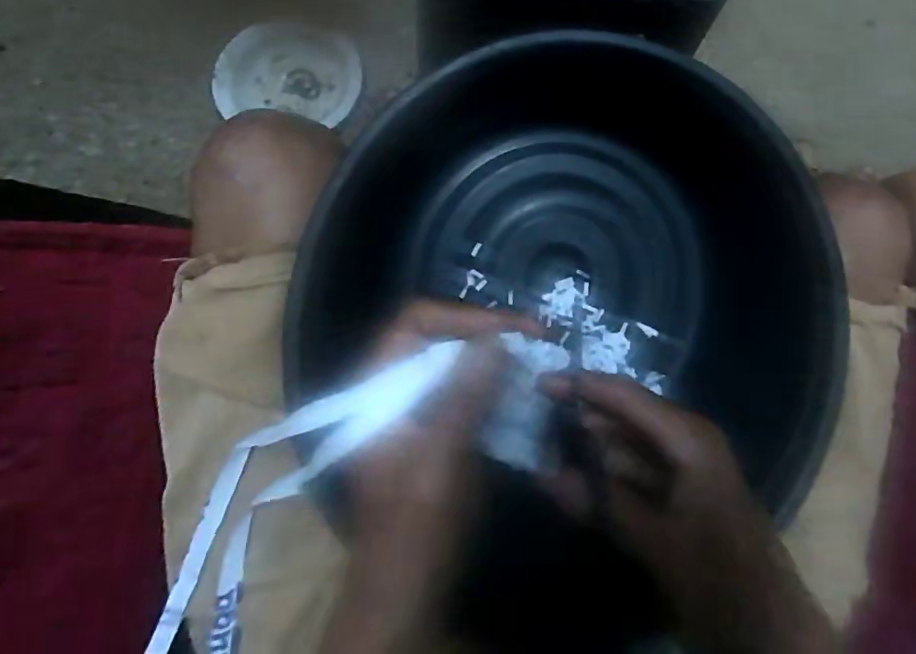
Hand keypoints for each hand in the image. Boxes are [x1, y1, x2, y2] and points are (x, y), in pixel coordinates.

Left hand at [319, 302, 541, 653]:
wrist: (404, 599)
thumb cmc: (415, 530)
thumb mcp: (440, 460)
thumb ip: (464, 396)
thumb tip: (497, 339)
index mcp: (377, 388)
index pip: (415, 323)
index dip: (464, 316)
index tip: (513, 328)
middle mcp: (392, 391)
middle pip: (437, 339)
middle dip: (487, 332)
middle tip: (537, 335)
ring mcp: (414, 413)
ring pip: (455, 365)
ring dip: (496, 358)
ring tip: (538, 355)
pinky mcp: (436, 435)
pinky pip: (466, 394)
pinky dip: (496, 388)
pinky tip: (526, 393)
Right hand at [539, 372, 836, 653]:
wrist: (773, 631)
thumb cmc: (721, 575)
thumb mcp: (659, 543)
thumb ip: (602, 504)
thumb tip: (545, 475)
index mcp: (689, 438)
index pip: (626, 397)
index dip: (583, 386)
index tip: (541, 384)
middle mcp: (687, 441)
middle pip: (624, 418)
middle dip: (582, 420)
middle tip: (535, 422)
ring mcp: (685, 469)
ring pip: (627, 447)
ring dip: (589, 452)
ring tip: (544, 452)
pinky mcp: (680, 496)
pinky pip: (636, 474)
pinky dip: (606, 479)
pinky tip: (573, 484)